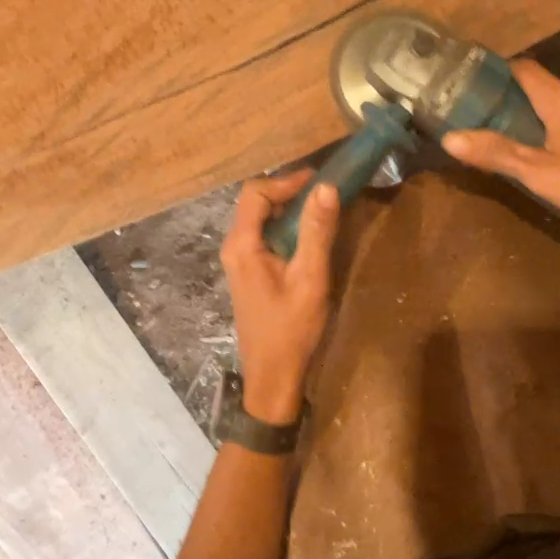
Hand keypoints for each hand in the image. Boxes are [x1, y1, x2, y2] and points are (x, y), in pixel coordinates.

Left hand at [220, 171, 339, 424]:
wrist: (272, 378)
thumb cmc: (291, 329)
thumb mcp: (310, 278)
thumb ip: (316, 231)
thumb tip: (325, 186)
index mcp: (242, 244)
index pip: (256, 192)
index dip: (286, 181)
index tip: (319, 180)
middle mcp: (233, 247)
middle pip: (255, 201)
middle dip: (288, 191)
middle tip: (324, 191)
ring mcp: (238, 260)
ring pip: (260, 218)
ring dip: (287, 209)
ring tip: (321, 208)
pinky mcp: (248, 271)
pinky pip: (263, 236)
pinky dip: (284, 226)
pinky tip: (308, 235)